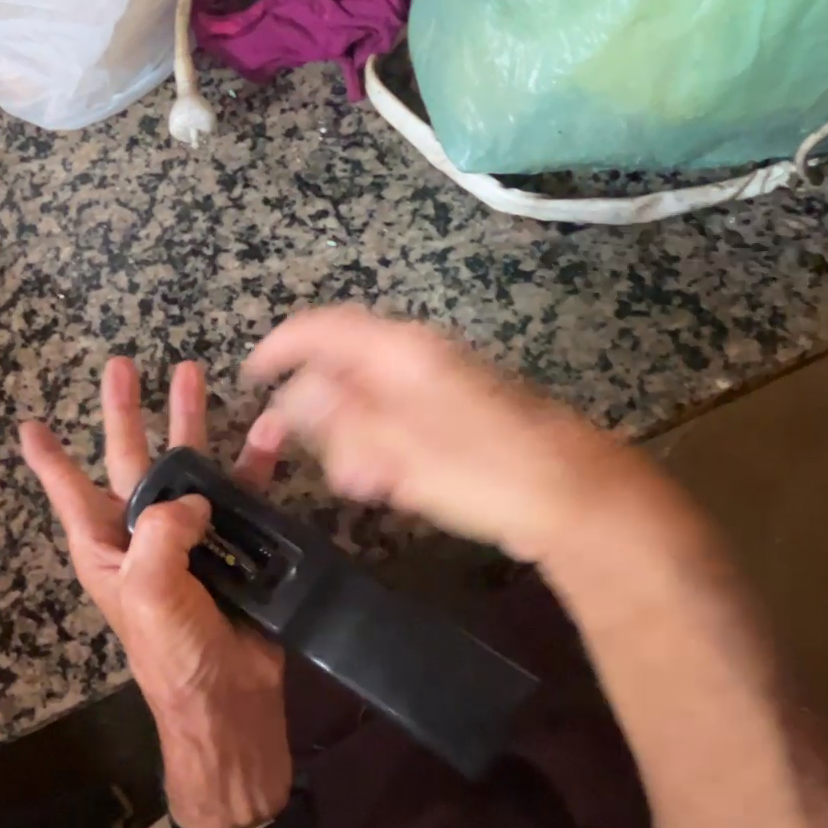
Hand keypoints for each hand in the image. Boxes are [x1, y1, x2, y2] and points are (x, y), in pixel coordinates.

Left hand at [20, 358, 291, 827]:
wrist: (229, 699)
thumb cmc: (173, 651)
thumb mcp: (147, 589)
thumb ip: (160, 530)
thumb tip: (194, 497)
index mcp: (105, 547)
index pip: (70, 493)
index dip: (50, 460)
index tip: (29, 426)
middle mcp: (143, 535)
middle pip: (131, 462)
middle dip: (127, 415)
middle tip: (122, 366)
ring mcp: (190, 537)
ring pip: (188, 467)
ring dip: (191, 423)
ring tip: (194, 373)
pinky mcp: (234, 545)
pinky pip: (242, 494)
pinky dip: (254, 462)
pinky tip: (269, 429)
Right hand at [244, 305, 643, 560]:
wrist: (576, 499)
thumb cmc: (485, 471)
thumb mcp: (398, 449)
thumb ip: (339, 420)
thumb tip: (291, 399)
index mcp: (402, 353)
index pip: (325, 328)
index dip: (282, 346)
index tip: (252, 376)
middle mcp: (419, 360)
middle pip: (344, 369)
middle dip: (319, 412)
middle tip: (308, 454)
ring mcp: (440, 389)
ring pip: (369, 404)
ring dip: (352, 441)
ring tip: (363, 482)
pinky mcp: (455, 421)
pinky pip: (397, 429)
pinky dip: (382, 454)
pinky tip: (389, 485)